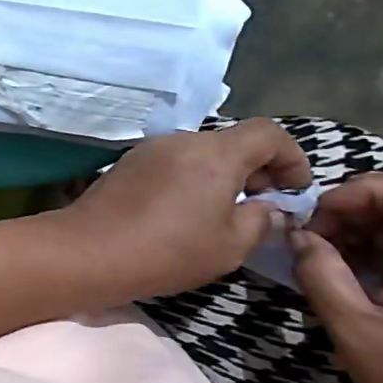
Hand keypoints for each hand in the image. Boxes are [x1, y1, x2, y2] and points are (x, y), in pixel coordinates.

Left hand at [56, 118, 311, 300]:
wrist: (89, 249)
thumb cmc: (168, 250)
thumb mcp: (230, 245)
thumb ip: (261, 220)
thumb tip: (270, 208)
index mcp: (214, 153)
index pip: (267, 133)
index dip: (291, 157)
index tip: (293, 190)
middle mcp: (180, 140)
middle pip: (231, 141)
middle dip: (256, 168)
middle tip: (261, 204)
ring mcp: (149, 149)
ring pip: (200, 151)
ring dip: (221, 173)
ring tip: (224, 211)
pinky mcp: (126, 162)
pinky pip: (172, 161)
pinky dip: (190, 177)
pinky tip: (185, 210)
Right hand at [290, 175, 382, 382]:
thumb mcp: (353, 328)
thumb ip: (321, 273)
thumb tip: (297, 234)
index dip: (375, 189)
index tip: (328, 210)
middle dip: (358, 208)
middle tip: (314, 232)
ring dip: (361, 230)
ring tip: (320, 250)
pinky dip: (372, 251)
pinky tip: (342, 271)